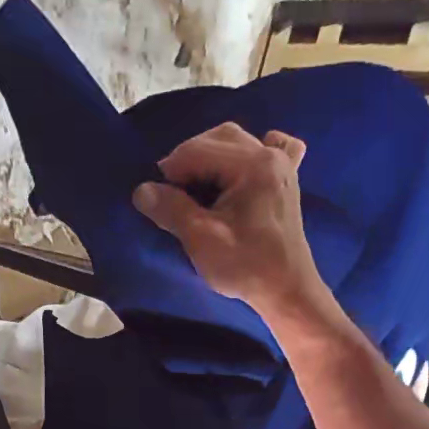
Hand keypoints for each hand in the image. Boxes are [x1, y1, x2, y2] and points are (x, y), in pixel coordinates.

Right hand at [132, 123, 331, 319]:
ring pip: (236, 141)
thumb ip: (170, 209)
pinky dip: (249, 153)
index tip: (160, 203)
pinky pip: (271, 148)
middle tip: (174, 195)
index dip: (170, 174)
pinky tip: (241, 167)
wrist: (287, 290)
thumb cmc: (245, 266)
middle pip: (216, 138)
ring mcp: (283, 164)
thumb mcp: (201, 239)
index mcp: (252, 164)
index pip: (196, 150)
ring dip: (210, 157)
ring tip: (197, 189)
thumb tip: (142, 190)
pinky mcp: (286, 179)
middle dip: (188, 161)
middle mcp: (270, 155)